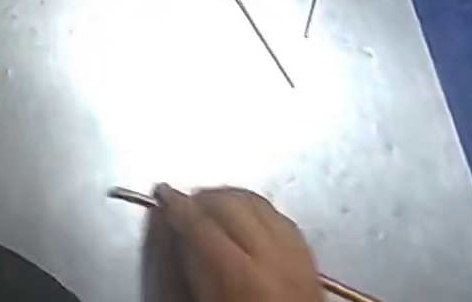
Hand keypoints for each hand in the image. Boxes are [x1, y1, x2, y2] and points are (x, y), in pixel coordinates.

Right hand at [154, 185, 319, 301]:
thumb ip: (197, 268)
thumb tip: (182, 234)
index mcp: (243, 278)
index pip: (201, 225)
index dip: (177, 205)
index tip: (163, 193)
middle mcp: (272, 257)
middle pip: (229, 202)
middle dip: (203, 196)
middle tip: (186, 201)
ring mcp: (294, 253)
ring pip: (254, 200)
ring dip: (228, 196)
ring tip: (212, 203)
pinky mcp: (308, 253)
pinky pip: (277, 214)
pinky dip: (256, 207)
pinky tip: (246, 214)